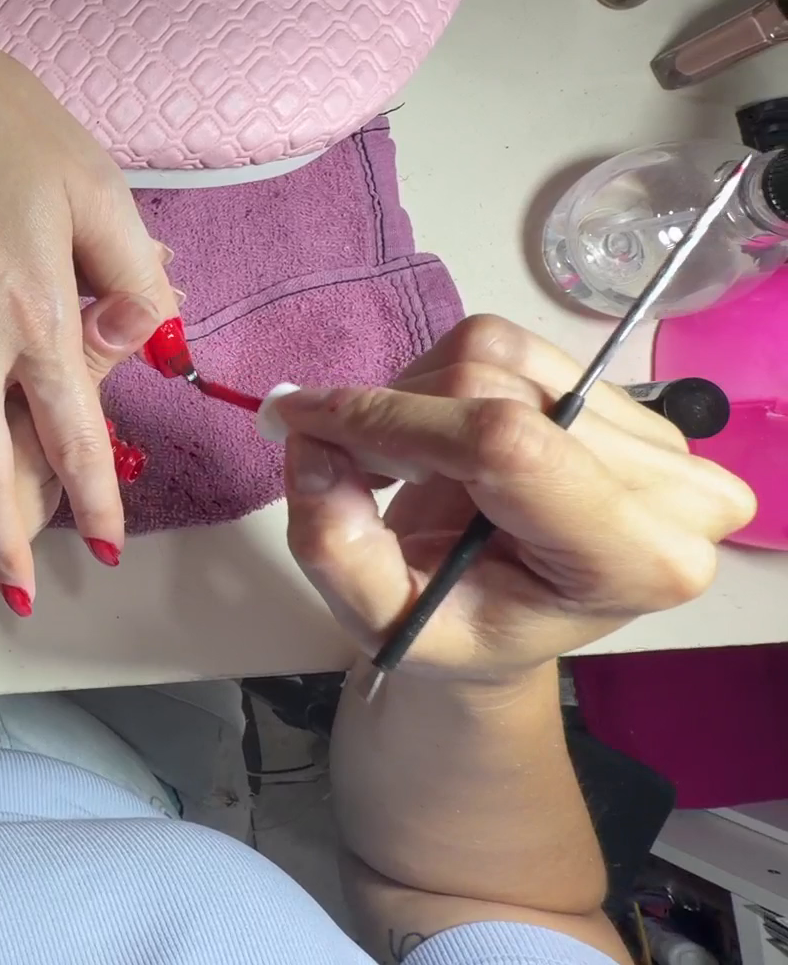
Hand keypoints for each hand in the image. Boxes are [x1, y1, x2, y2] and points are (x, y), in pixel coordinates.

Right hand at [272, 315, 755, 682]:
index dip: (387, 420)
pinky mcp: (617, 397)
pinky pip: (498, 344)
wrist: (499, 614)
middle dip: (384, 415)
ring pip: (489, 353)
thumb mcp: (377, 617)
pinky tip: (430, 432)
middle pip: (486, 388)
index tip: (299, 422)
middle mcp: (672, 488)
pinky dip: (431, 377)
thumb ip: (335, 546)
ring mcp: (655, 434)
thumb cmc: (449, 627)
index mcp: (626, 558)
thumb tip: (309, 441)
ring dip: (407, 395)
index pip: (503, 443)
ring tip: (393, 458)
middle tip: (340, 461)